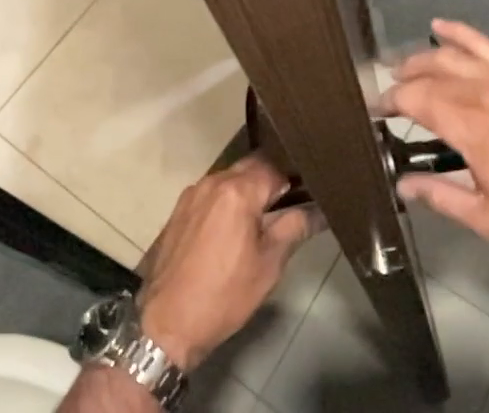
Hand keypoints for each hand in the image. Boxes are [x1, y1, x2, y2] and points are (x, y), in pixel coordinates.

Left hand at [135, 156, 316, 367]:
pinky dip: (226, 200)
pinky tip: (231, 228)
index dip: (293, 181)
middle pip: (250, 166)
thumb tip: (319, 211)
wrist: (169, 322)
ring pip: (229, 177)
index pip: (275, 168)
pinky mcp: (179, 210)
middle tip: (285, 208)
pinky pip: (210, 192)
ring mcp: (192, 194)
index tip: (304, 199)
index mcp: (238, 191)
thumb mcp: (269, 264)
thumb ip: (295, 228)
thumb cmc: (226, 293)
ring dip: (246, 189)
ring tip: (259, 220)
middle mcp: (213, 182)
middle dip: (269, 181)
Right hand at [381, 19, 488, 242]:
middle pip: (427, 73)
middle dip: (401, 80)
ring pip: (449, 53)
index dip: (390, 101)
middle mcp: (477, 92)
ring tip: (404, 67)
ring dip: (421, 56)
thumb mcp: (486, 216)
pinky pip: (481, 42)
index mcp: (466, 126)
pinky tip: (440, 25)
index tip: (377, 112)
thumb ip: (440, 196)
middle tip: (388, 93)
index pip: (414, 100)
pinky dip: (458, 31)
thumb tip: (402, 185)